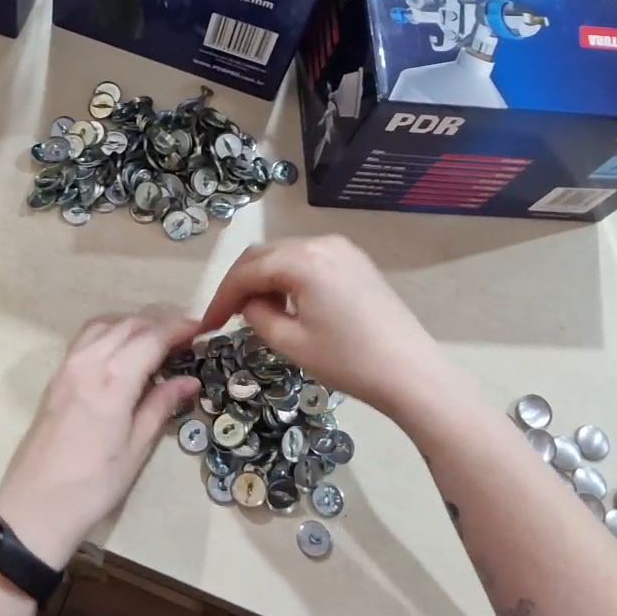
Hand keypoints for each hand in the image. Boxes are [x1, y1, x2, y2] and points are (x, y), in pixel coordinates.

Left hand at [0, 309, 199, 566]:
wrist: (35, 506)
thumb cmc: (93, 484)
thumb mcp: (136, 448)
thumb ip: (161, 406)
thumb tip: (189, 381)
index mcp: (113, 379)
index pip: (152, 337)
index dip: (178, 329)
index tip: (200, 330)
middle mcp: (88, 361)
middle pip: (129, 325)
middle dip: (159, 324)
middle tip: (185, 338)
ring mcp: (68, 366)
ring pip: (105, 325)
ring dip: (133, 325)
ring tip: (156, 342)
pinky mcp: (56, 377)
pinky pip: (86, 338)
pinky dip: (110, 333)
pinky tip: (123, 352)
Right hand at [200, 236, 460, 421]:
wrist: (411, 372)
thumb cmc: (348, 361)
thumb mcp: (290, 343)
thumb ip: (257, 315)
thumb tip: (249, 302)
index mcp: (302, 260)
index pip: (246, 272)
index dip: (221, 298)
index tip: (205, 325)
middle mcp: (321, 242)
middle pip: (263, 255)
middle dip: (240, 284)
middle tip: (223, 317)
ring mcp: (342, 249)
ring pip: (285, 256)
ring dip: (264, 280)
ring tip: (255, 314)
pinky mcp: (356, 261)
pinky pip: (308, 261)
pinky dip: (289, 278)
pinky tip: (288, 305)